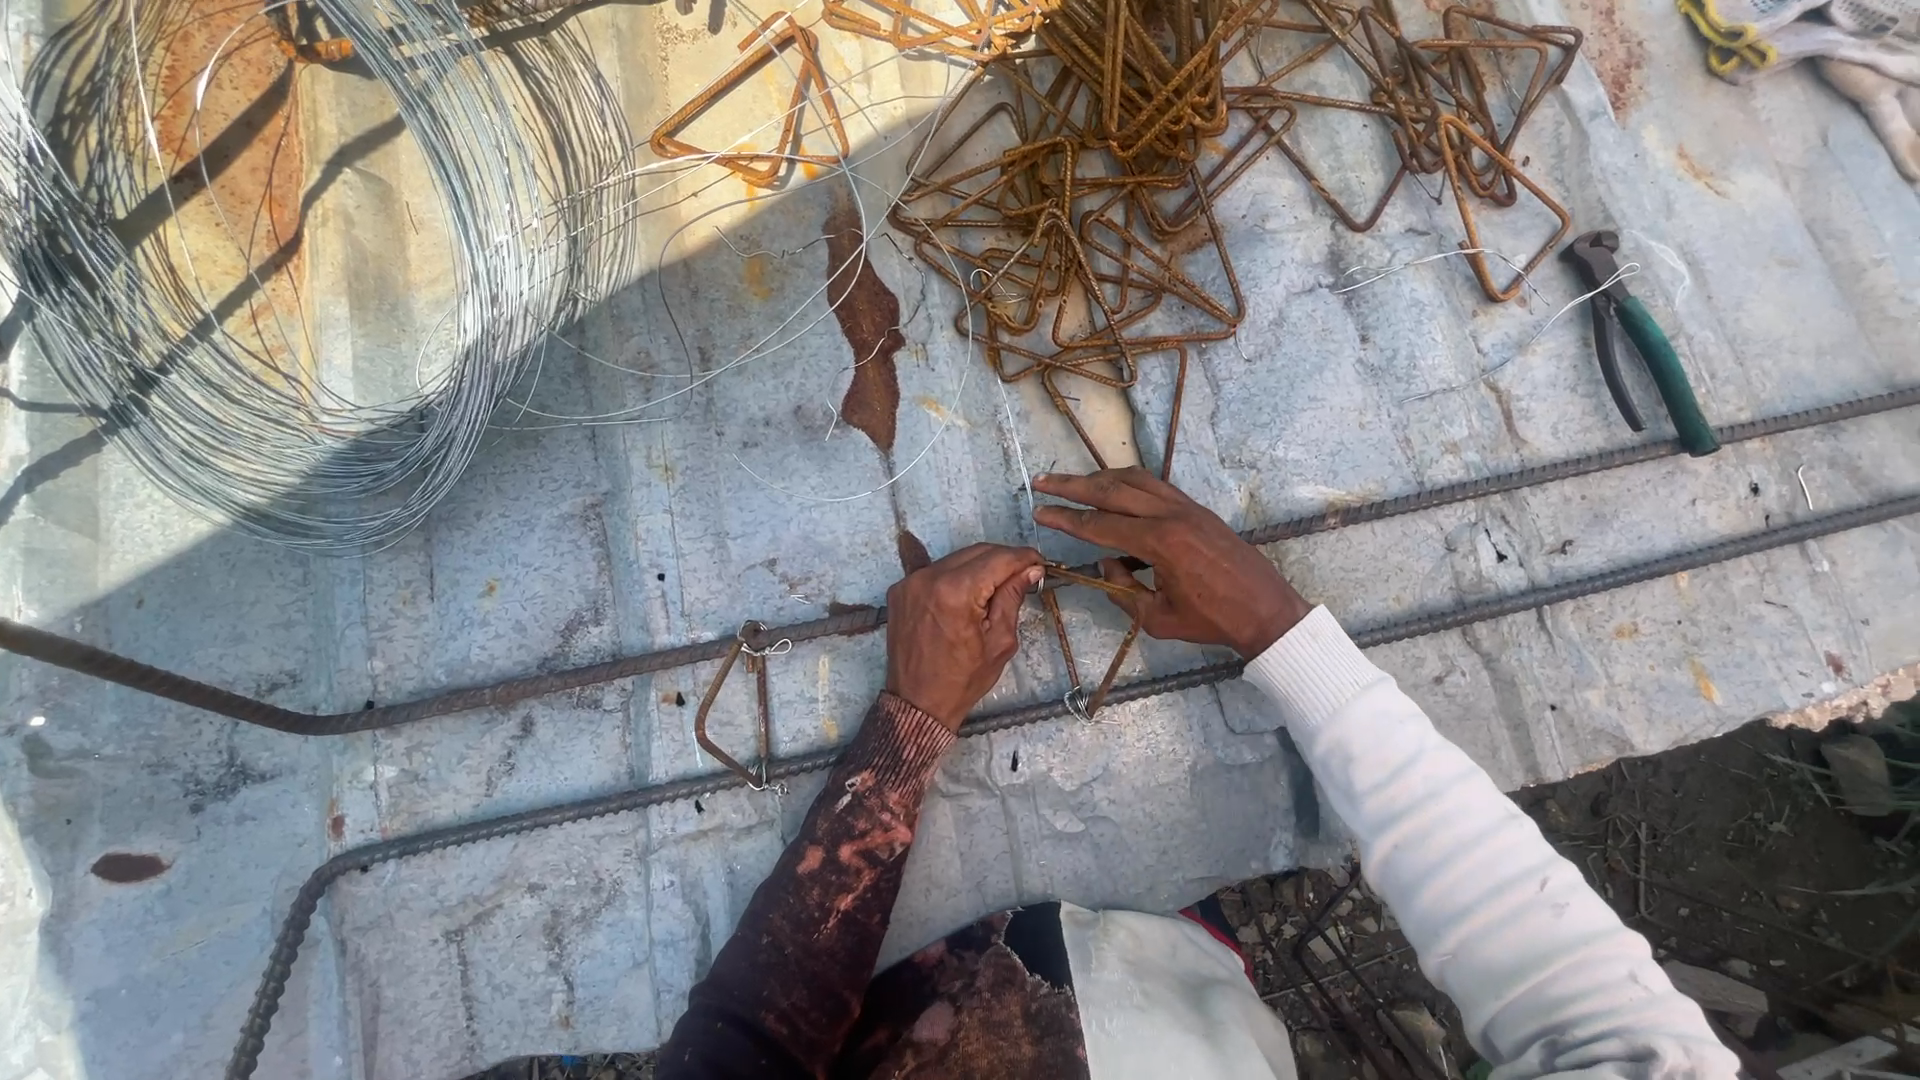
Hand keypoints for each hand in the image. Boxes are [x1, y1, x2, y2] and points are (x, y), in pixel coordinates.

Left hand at [885, 543, 1044, 730]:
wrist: (917, 702)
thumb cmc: (961, 680)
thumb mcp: (999, 641)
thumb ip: (1012, 598)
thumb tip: (1030, 571)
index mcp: (956, 592)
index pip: (998, 559)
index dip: (1023, 558)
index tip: (1039, 563)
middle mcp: (929, 579)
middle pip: (977, 552)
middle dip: (1004, 559)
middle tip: (1023, 574)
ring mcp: (910, 582)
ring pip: (956, 558)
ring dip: (980, 566)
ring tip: (997, 586)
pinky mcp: (900, 590)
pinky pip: (935, 570)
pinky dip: (955, 574)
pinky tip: (969, 589)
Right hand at [1033, 468, 1310, 657]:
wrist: (1267, 610)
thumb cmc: (1212, 621)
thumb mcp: (1157, 619)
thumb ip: (1122, 590)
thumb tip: (1105, 562)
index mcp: (1160, 543)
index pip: (1100, 525)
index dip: (1066, 519)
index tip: (1040, 513)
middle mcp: (1171, 515)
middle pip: (1111, 490)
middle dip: (1072, 486)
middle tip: (1043, 482)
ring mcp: (1186, 507)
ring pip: (1134, 479)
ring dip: (1099, 478)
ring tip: (1072, 483)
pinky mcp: (1196, 508)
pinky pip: (1155, 485)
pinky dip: (1127, 482)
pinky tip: (1112, 488)